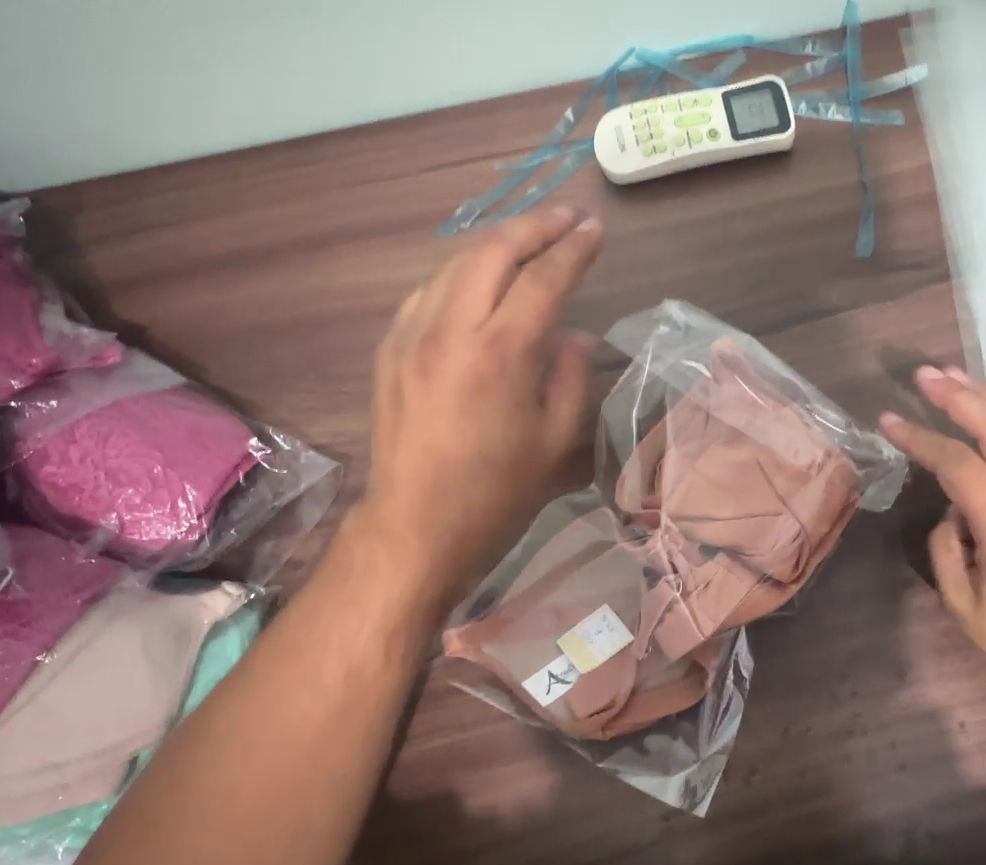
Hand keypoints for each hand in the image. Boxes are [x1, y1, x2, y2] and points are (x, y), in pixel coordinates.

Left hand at [359, 205, 603, 597]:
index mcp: (501, 354)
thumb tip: (574, 335)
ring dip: (495, 244)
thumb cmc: (498, 492)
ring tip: (528, 238)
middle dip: (533, 226)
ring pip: (454, 263)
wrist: (417, 525)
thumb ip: (571, 376)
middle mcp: (450, 330)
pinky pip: (428, 291)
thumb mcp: (555, 441)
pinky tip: (478, 280)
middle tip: (567, 217)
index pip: (542, 279)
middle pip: (491, 251)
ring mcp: (411, 335)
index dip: (573, 249)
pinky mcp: (389, 349)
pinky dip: (460, 274)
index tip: (595, 230)